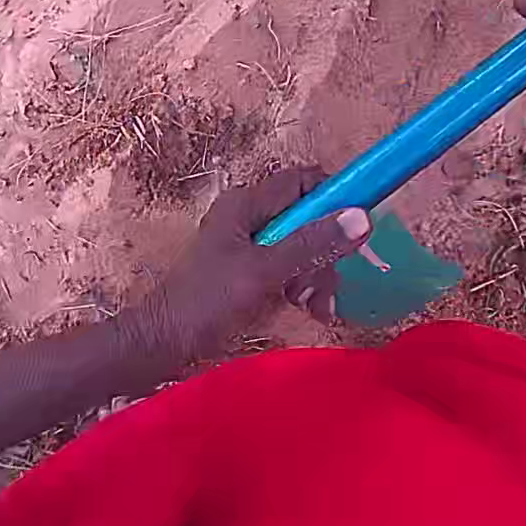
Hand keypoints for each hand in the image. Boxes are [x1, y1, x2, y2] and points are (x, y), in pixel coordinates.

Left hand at [124, 168, 372, 359]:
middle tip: (325, 286)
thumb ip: (311, 244)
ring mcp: (251, 248)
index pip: (302, 181)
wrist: (164, 344)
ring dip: (317, 277)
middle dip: (324, 252)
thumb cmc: (206, 302)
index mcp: (245, 204)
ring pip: (304, 249)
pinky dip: (305, 289)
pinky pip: (292, 271)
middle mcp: (250, 219)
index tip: (356, 227)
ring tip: (315, 307)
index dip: (333, 197)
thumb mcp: (262, 271)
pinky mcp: (253, 274)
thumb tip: (362, 216)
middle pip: (309, 219)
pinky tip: (311, 311)